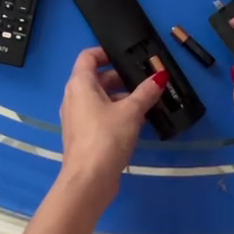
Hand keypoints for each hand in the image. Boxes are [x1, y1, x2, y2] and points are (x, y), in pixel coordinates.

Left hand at [58, 47, 164, 193]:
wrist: (88, 180)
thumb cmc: (106, 138)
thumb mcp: (131, 112)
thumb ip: (145, 92)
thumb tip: (160, 77)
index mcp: (80, 84)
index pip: (88, 56)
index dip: (106, 52)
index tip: (127, 56)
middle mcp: (74, 97)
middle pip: (97, 78)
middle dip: (121, 78)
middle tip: (146, 80)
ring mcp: (77, 117)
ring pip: (100, 98)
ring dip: (122, 98)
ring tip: (148, 101)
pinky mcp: (84, 135)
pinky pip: (100, 115)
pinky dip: (117, 113)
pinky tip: (138, 122)